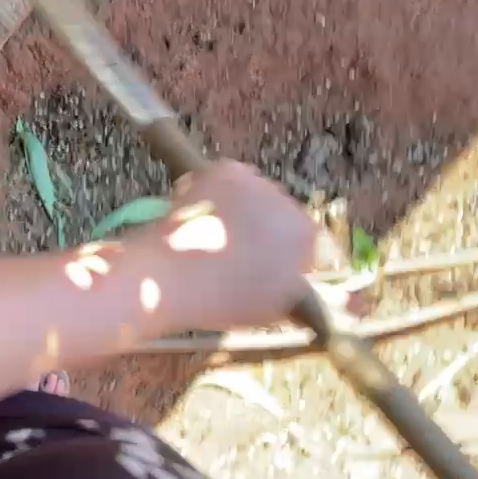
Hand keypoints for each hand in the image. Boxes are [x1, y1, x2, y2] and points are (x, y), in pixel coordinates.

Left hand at [134, 161, 322, 329]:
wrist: (170, 280)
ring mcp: (258, 183)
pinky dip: (211, 188)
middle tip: (226, 244)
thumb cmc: (221, 300)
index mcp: (306, 238)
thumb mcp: (273, 308)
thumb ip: (293, 288)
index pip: (301, 239)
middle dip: (257, 224)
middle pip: (276, 211)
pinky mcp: (226, 170)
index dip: (276, 251)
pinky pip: (224, 177)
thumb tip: (295, 282)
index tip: (252, 262)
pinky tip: (196, 210)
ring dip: (236, 204)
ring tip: (206, 228)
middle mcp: (291, 204)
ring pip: (250, 192)